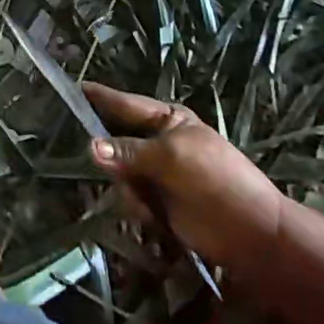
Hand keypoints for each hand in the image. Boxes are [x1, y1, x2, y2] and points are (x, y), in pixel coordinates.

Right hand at [83, 82, 288, 270]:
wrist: (254, 234)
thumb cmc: (217, 180)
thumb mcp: (171, 157)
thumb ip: (128, 150)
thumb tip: (90, 147)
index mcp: (166, 119)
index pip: (123, 103)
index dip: (98, 97)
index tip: (69, 89)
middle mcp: (156, 142)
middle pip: (113, 139)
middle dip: (109, 155)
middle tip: (108, 166)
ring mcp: (155, 172)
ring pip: (116, 171)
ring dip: (126, 188)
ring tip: (144, 202)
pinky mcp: (156, 201)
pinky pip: (128, 196)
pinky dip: (136, 206)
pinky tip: (152, 216)